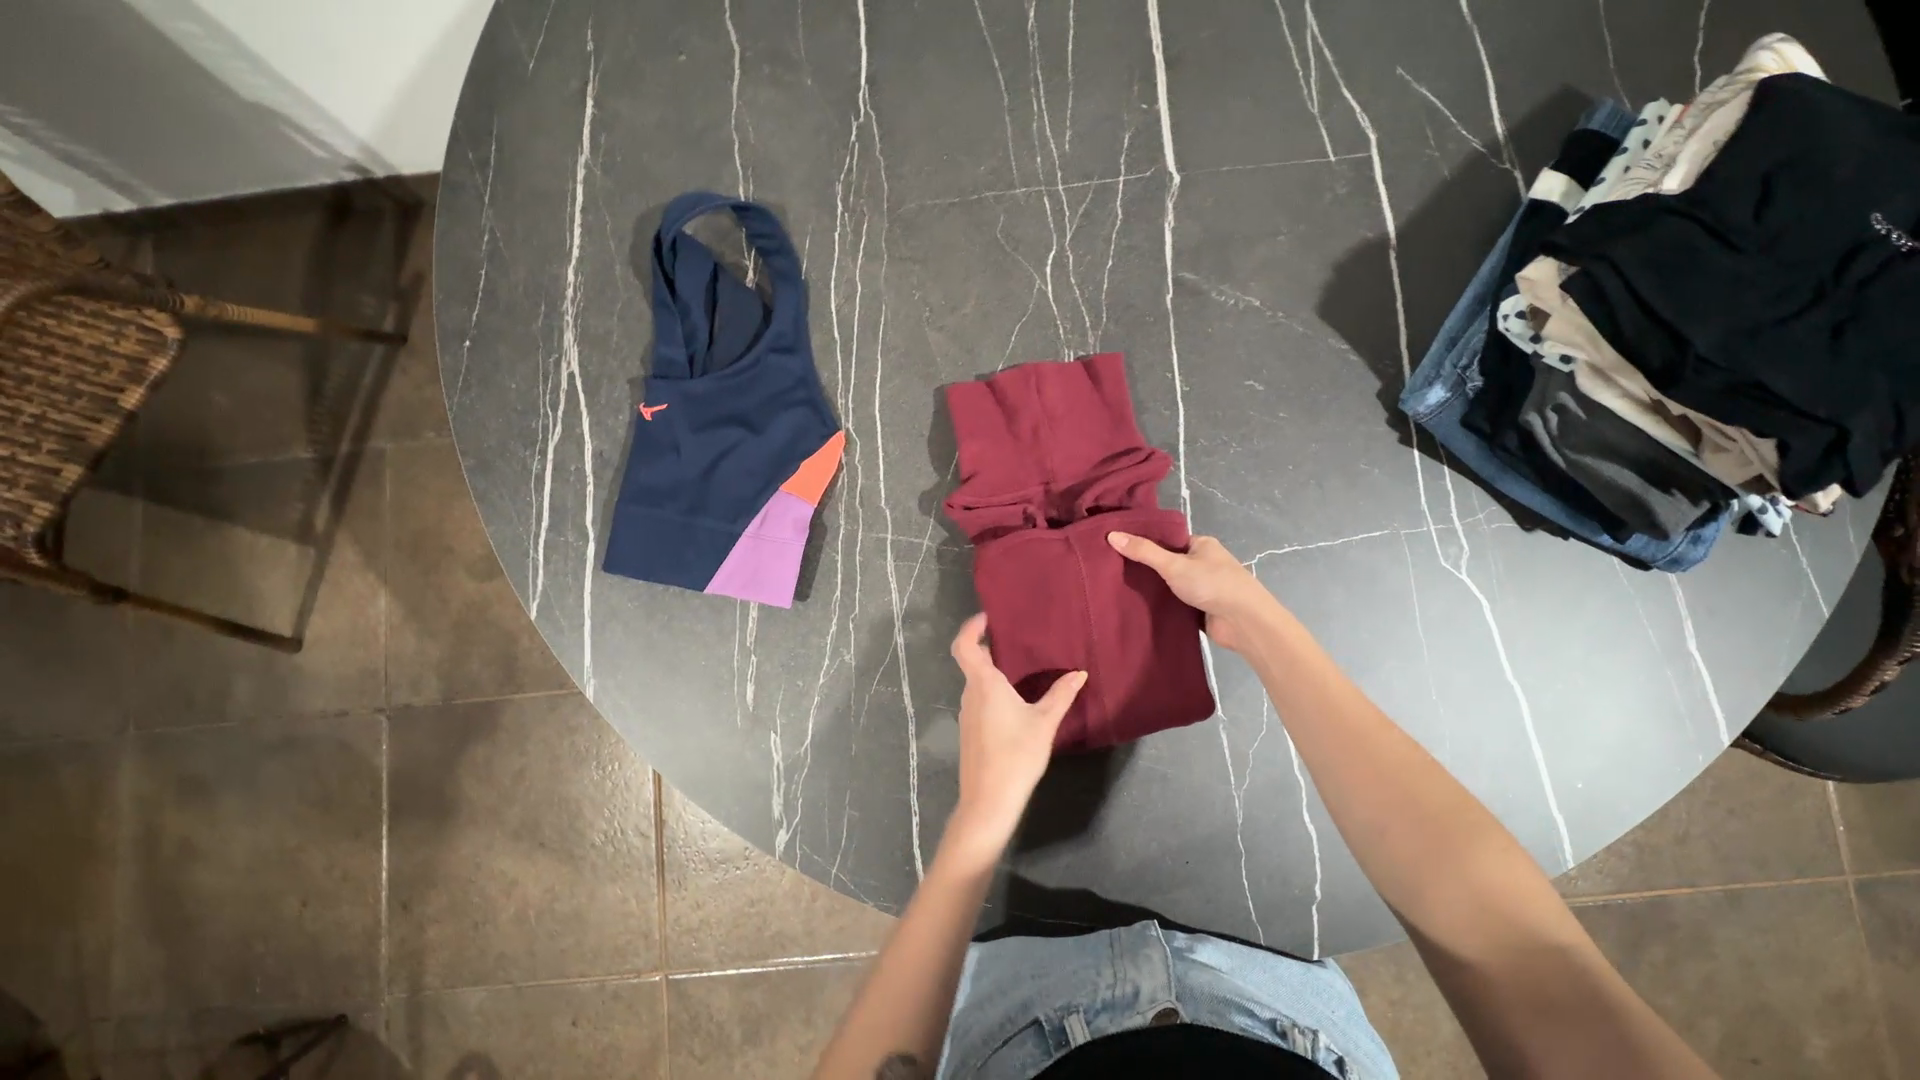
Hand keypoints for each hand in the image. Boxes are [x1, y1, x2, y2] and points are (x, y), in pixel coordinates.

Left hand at [942, 613, 1085, 865]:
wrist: (989, 800)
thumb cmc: (1016, 755)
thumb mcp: (1044, 723)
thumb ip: (1061, 695)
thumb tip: (1079, 673)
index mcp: (984, 685)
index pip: (964, 645)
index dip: (971, 627)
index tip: (988, 618)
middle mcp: (970, 695)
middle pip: (972, 662)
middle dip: (990, 649)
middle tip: (1017, 641)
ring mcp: (967, 714)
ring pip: (977, 684)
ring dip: (993, 673)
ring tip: (1022, 670)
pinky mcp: (969, 732)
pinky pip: (979, 701)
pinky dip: (993, 693)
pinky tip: (1015, 704)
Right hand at [1106, 532, 1277, 652]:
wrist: (1244, 622)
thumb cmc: (1212, 584)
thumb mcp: (1173, 564)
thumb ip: (1143, 552)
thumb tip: (1111, 535)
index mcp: (1201, 545)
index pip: (1168, 539)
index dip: (1145, 542)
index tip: (1119, 548)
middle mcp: (1204, 563)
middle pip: (1169, 562)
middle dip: (1147, 568)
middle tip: (1115, 570)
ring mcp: (1204, 588)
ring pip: (1172, 585)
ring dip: (1154, 589)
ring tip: (1120, 588)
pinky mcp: (1202, 610)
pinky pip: (1176, 604)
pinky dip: (1163, 606)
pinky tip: (1139, 607)